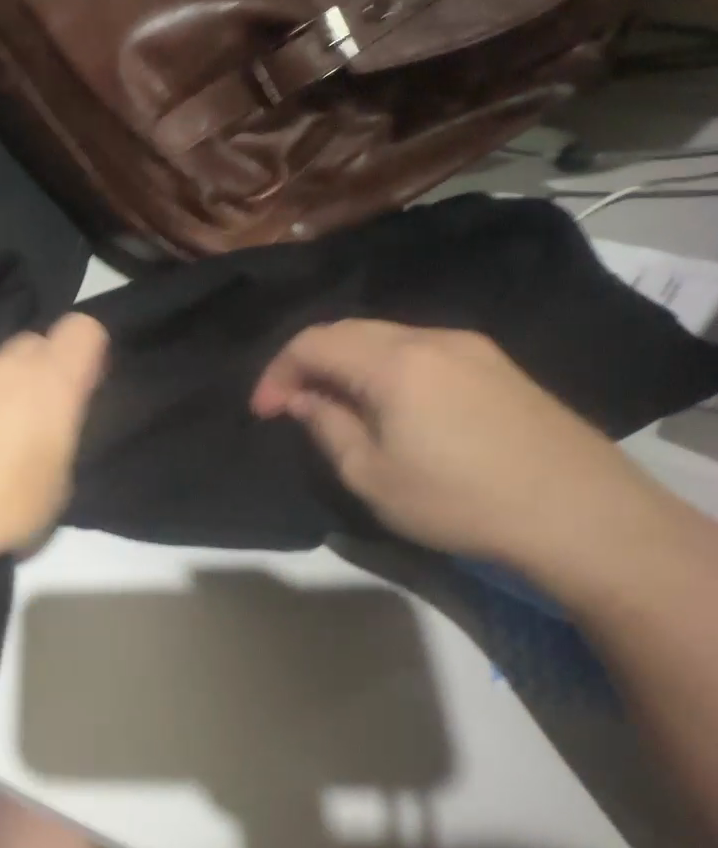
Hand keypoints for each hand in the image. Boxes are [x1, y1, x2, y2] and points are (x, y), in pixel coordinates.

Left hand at [0, 313, 108, 576]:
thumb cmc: (3, 507)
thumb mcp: (59, 481)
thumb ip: (64, 429)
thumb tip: (59, 412)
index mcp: (51, 383)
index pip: (82, 329)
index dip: (86, 351)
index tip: (81, 382)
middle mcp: (5, 367)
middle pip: (34, 343)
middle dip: (41, 368)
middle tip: (36, 413)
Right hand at [251, 319, 662, 564]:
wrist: (582, 516)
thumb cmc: (458, 498)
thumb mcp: (369, 473)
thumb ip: (327, 426)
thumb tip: (304, 400)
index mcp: (395, 362)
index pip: (312, 342)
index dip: (276, 373)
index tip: (264, 413)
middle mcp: (434, 340)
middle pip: (348, 331)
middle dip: (307, 364)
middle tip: (289, 407)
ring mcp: (474, 351)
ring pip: (385, 338)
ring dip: (346, 365)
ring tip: (332, 409)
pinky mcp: (499, 369)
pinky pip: (420, 352)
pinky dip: (383, 369)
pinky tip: (384, 407)